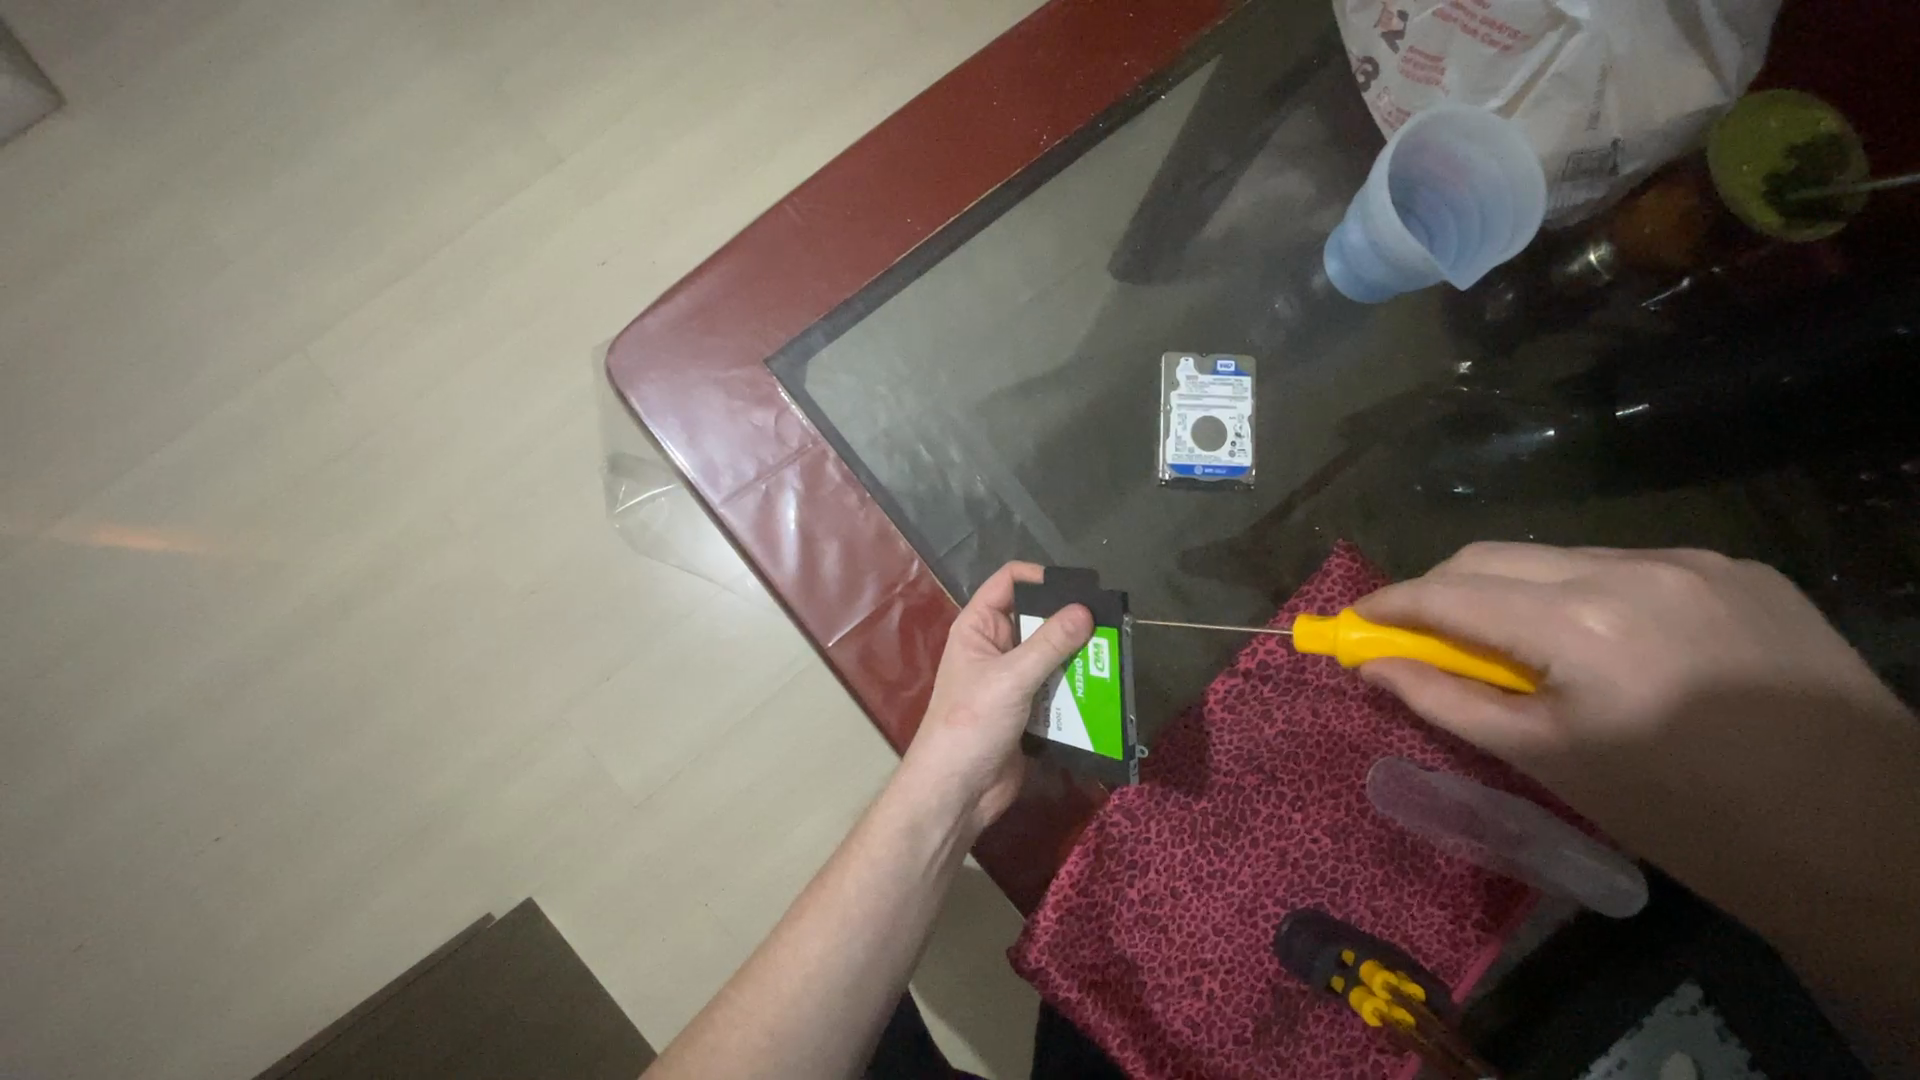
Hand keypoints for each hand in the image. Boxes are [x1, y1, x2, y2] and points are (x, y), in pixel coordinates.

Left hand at [901, 562, 1091, 835]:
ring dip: (1079, 657)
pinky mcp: (1028, 709)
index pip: (1009, 581)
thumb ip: (1049, 644)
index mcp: (978, 627)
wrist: (957, 791)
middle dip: (1071, 621)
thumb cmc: (971, 724)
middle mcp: (995, 647)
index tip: (1080, 587)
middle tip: (1112, 623)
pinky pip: (1057, 687)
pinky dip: (1078, 687)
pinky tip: (1106, 687)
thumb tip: (1086, 610)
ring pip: (1052, 655)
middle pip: (1037, 618)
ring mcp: (1012, 680)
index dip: (1041, 577)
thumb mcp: (1010, 678)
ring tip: (1117, 654)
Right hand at [1354, 543, 1919, 967]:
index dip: (1387, 605)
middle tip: (1420, 640)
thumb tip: (1369, 664)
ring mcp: (1691, 561)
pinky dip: (1577, 594)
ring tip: (1517, 650)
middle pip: (1489, 556)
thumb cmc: (1684, 816)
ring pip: (1552, 556)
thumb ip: (1444, 699)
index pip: (1447, 592)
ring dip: (1508, 593)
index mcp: (1581, 624)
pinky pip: (1620, 565)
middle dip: (1438, 592)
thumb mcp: (1546, 760)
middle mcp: (1631, 569)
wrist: (1872, 842)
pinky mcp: (1736, 568)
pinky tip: (1601, 643)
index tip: (1351, 624)